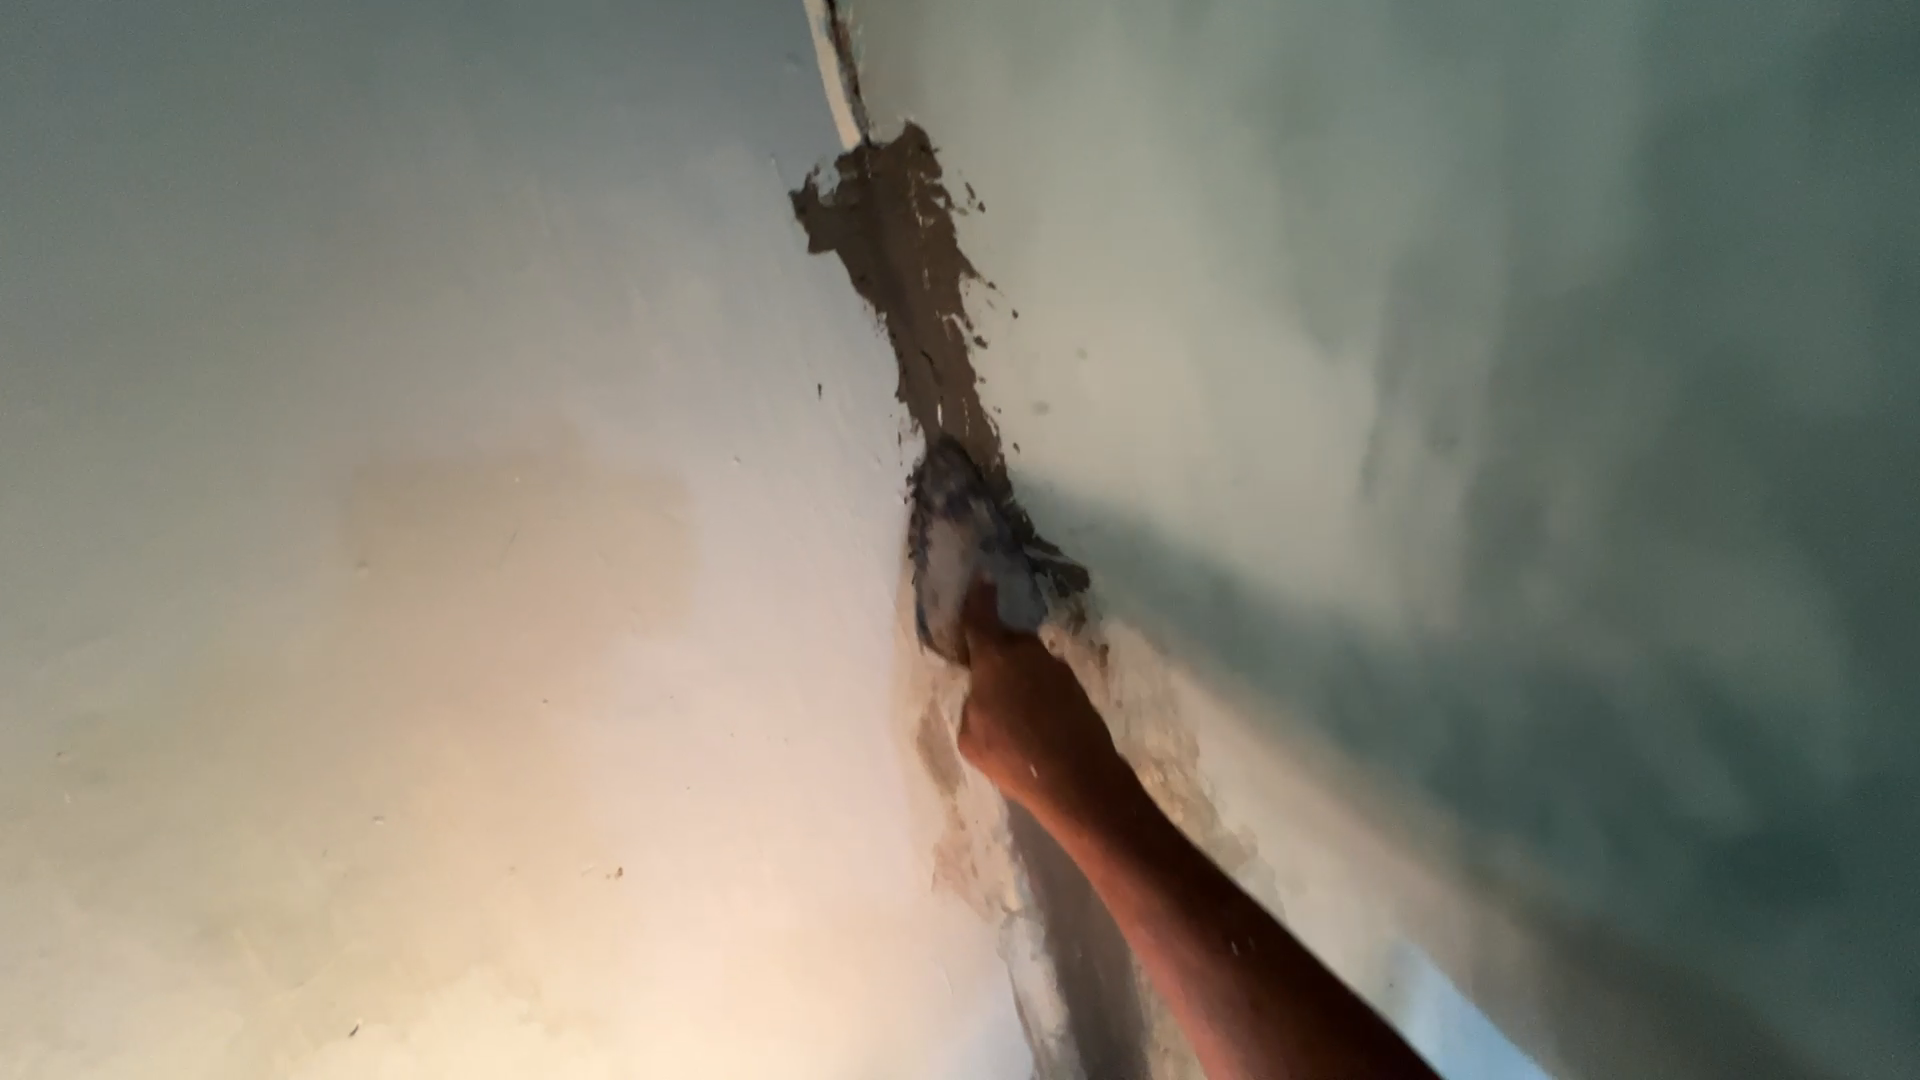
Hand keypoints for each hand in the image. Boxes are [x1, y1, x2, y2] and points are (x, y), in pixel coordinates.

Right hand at [956, 581, 1134, 819]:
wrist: (1077, 778)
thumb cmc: (1011, 755)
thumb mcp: (970, 735)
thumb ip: (972, 704)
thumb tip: (984, 696)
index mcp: (994, 658)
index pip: (980, 618)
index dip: (979, 597)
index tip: (983, 576)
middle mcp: (1027, 652)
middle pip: (1006, 643)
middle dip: (997, 656)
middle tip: (990, 688)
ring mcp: (1056, 668)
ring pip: (1029, 663)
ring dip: (1021, 679)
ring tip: (1016, 716)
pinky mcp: (1076, 687)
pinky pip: (1047, 682)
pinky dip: (1040, 695)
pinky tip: (1039, 727)